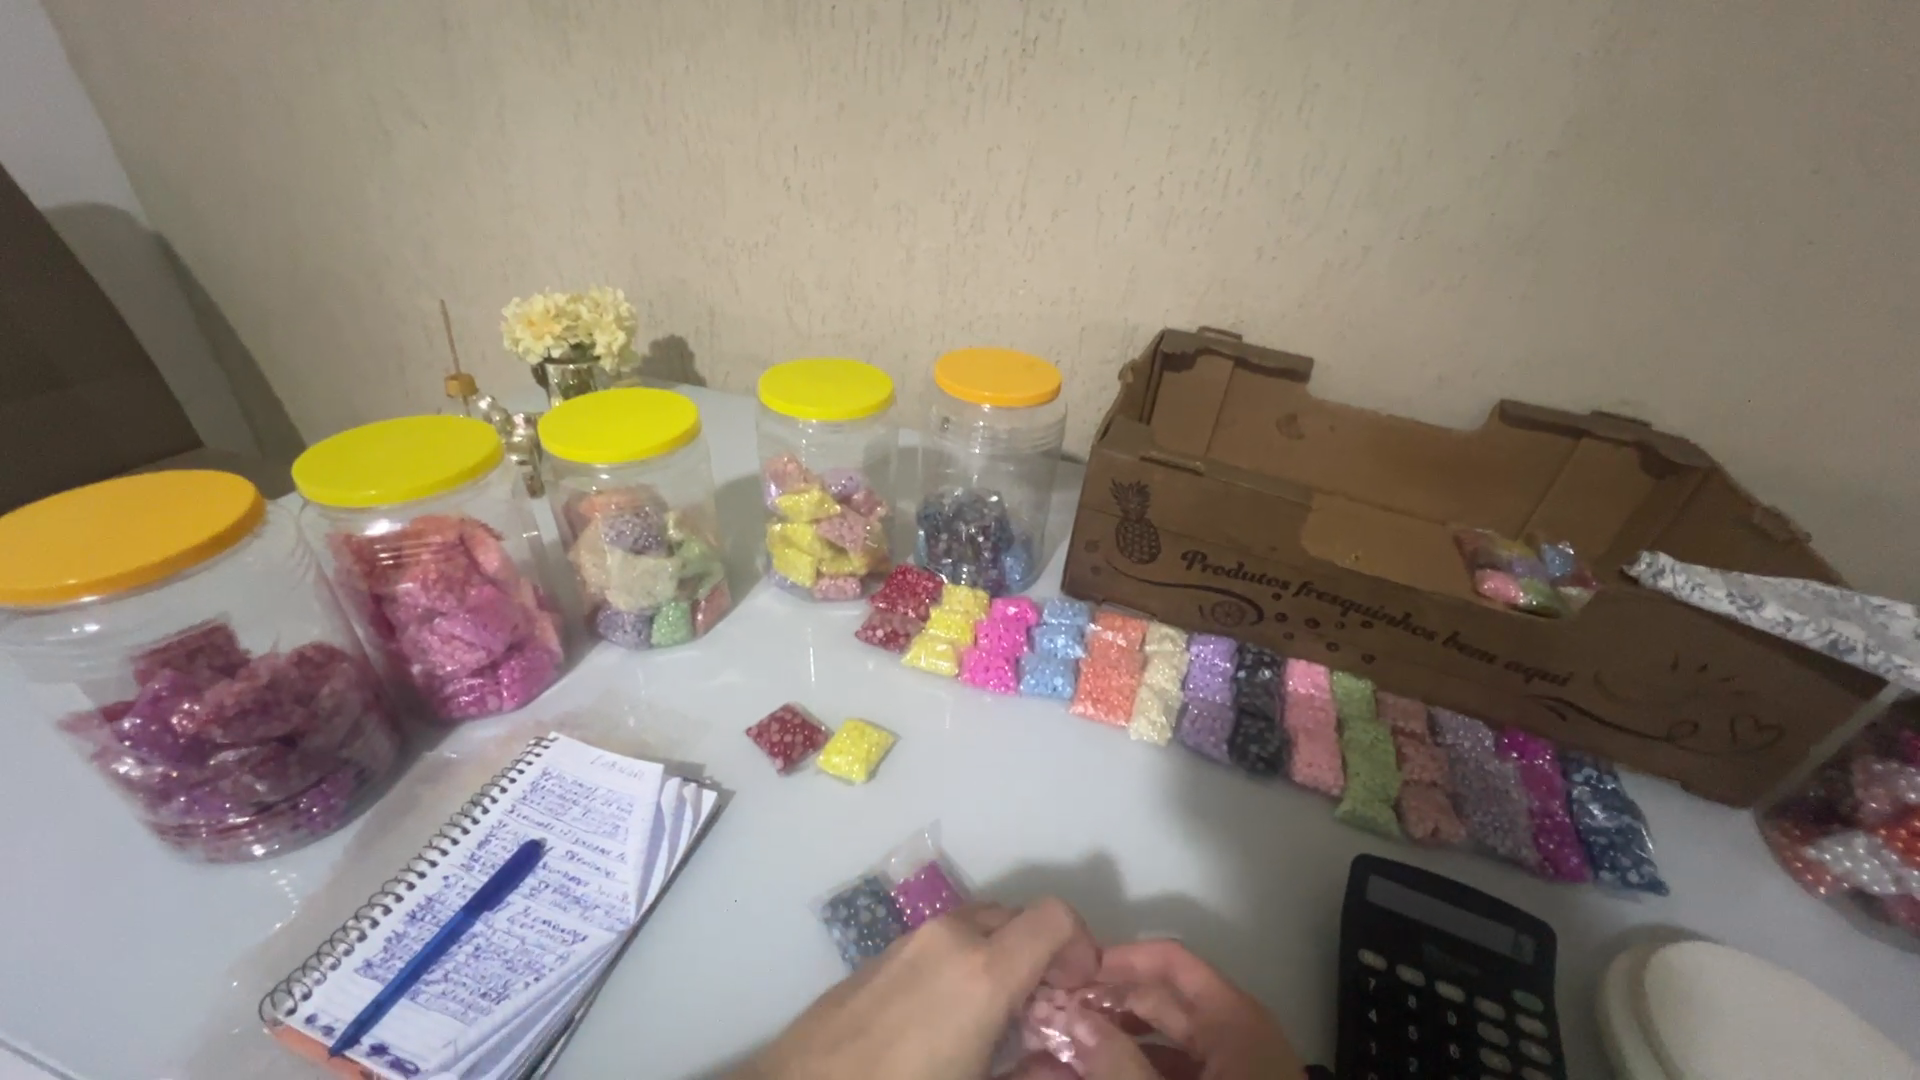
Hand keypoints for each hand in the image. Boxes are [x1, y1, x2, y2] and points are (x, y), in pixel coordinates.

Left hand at [738, 897, 1100, 1079]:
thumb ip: (1030, 1072)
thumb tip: (1062, 1062)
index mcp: (983, 970)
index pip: (1055, 916)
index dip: (1082, 945)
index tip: (1080, 990)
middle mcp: (951, 936)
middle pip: (1020, 917)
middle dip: (1044, 955)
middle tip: (1045, 1011)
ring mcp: (913, 937)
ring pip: (982, 924)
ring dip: (1006, 955)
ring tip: (1000, 1016)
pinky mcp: (885, 948)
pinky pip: (946, 938)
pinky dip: (969, 959)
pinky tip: (953, 1013)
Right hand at [1014, 940, 1301, 1079]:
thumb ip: (1120, 1062)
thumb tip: (1073, 1019)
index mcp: (1232, 1019)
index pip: (1170, 963)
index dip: (1121, 960)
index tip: (1074, 970)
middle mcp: (1234, 1034)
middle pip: (1162, 1001)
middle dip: (1110, 1005)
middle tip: (1058, 1011)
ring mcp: (1233, 1068)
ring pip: (1165, 1041)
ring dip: (1119, 1040)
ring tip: (1070, 1047)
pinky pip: (1176, 1070)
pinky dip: (1139, 1068)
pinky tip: (1101, 1074)